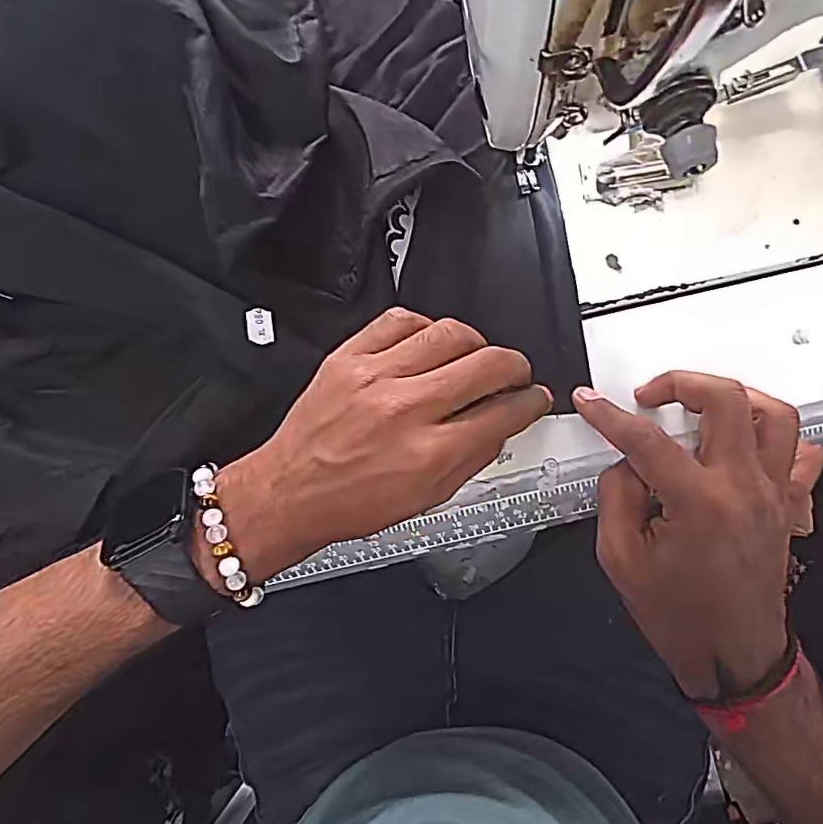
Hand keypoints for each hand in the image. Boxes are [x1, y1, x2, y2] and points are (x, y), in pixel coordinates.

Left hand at [202, 308, 551, 585]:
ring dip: (478, 343)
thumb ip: (472, 458)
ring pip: (450, 333)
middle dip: (516, 367)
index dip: (530, 402)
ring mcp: (375, 377)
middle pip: (487, 365)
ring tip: (477, 356)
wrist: (290, 492)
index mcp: (429, 453)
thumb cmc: (349, 503)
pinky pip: (400, 320)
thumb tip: (502, 425)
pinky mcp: (348, 358)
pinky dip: (426, 327)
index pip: (503, 412)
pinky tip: (430, 342)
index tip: (532, 398)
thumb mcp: (426, 498)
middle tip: (515, 374)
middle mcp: (405, 409)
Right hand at [571, 373, 822, 700]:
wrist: (733, 654)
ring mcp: (771, 495)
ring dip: (733, 395)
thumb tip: (625, 462)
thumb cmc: (683, 617)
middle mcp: (742, 490)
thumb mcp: (620, 557)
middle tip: (651, 394)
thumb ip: (616, 496)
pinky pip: (800, 454)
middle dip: (680, 381)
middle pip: (725, 399)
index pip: (646, 439)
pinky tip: (746, 438)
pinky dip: (775, 435)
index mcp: (698, 503)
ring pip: (773, 414)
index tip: (593, 404)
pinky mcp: (784, 506)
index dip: (610, 415)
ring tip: (699, 401)